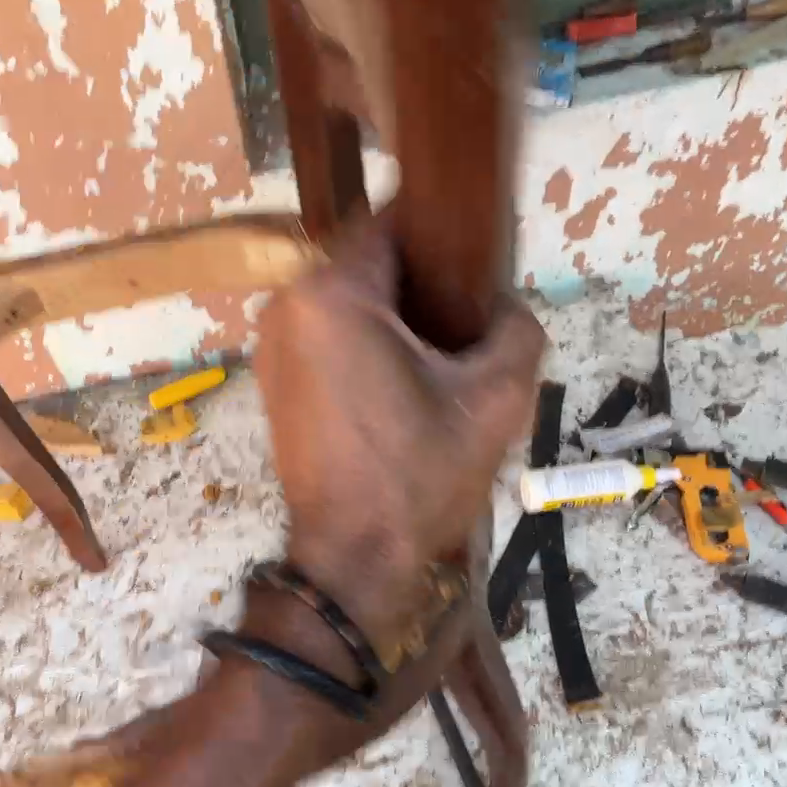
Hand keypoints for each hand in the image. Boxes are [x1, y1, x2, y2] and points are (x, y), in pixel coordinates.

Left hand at [251, 213, 543, 712]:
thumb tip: (503, 308)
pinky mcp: (272, 381)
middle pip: (369, 266)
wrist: (353, 561)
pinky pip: (327, 338)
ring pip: (348, 304)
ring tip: (440, 362)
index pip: (393, 225)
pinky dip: (364, 346)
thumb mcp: (497, 400)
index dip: (444, 236)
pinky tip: (401, 386)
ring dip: (394, 319)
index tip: (480, 266)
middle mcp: (287, 307)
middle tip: (468, 328)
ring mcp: (271, 346)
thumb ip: (516, 329)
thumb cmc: (420, 477)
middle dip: (422, 285)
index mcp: (332, 296)